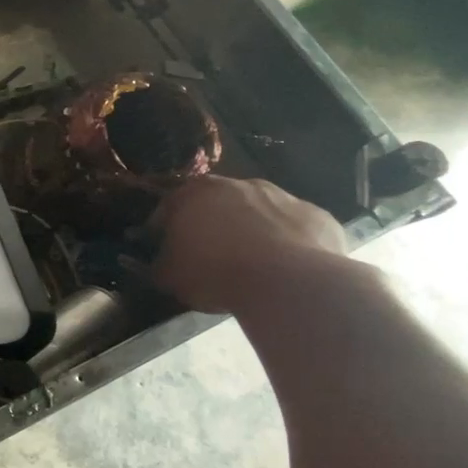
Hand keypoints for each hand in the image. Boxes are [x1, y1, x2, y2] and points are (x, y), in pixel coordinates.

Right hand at [152, 176, 350, 313]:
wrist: (289, 282)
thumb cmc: (213, 272)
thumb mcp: (165, 275)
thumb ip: (153, 262)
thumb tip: (148, 260)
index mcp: (193, 194)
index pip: (167, 208)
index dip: (161, 231)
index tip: (161, 251)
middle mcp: (239, 185)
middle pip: (216, 204)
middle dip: (208, 225)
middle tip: (204, 255)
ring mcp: (284, 197)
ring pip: (257, 212)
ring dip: (248, 230)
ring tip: (245, 263)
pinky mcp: (318, 216)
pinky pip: (291, 228)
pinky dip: (283, 242)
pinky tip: (279, 267)